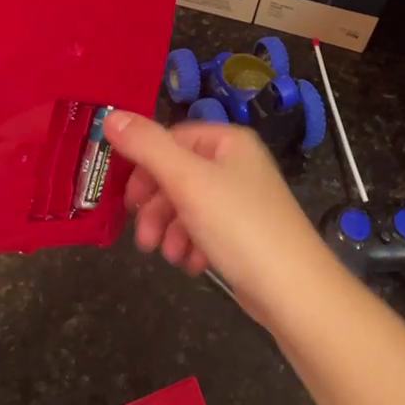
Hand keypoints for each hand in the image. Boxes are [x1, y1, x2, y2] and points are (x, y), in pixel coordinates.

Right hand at [103, 112, 337, 323]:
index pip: (172, 139)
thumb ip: (147, 147)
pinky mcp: (244, 234)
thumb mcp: (188, 181)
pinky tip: (193, 265)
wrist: (293, 289)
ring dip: (170, 230)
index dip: (144, 166)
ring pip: (188, 206)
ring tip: (168, 255)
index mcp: (228, 142)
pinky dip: (192, 245)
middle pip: (178, 174)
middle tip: (142, 237)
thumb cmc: (239, 225)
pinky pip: (205, 230)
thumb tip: (111, 116)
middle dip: (156, 206)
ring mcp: (243, 200)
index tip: (125, 200)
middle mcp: (237, 164)